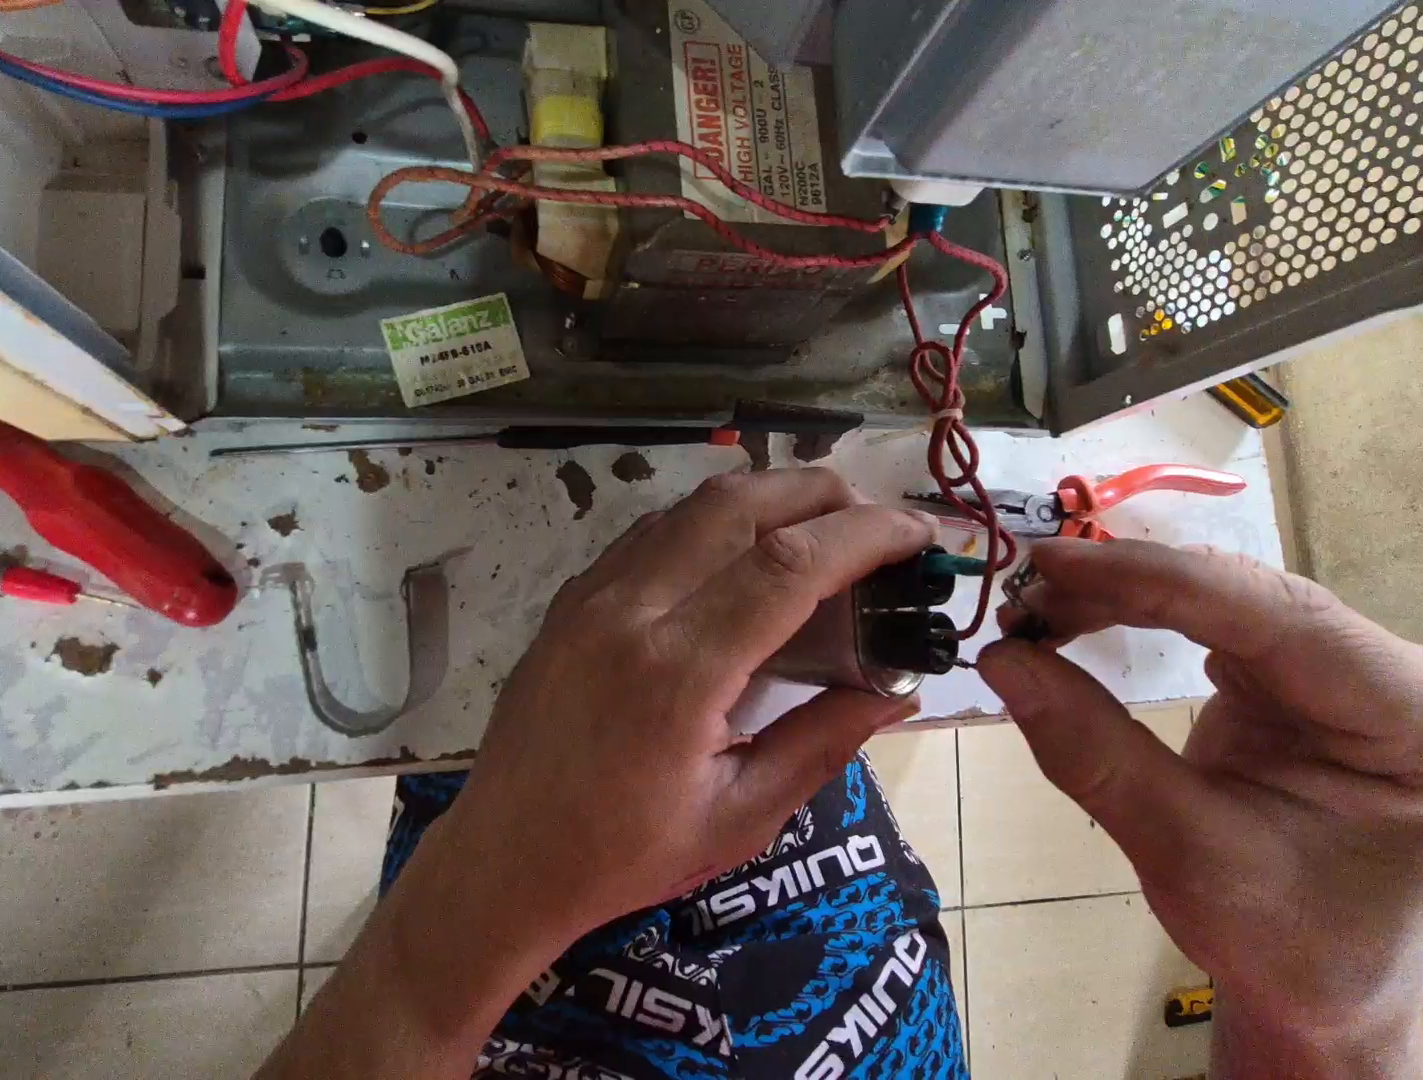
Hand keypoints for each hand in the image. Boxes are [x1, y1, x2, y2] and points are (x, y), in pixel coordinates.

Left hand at [447, 468, 931, 934]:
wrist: (504, 855)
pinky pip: (653, 531)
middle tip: (871, 521)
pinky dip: (713, 522)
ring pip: (691, 507)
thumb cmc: (623, 854)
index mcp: (676, 673)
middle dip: (820, 492)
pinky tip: (740, 553)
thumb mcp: (739, 817)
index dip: (865, 535)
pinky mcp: (572, 596)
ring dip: (766, 498)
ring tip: (818, 528)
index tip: (917, 535)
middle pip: (737, 505)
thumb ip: (822, 743)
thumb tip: (897, 692)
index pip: (787, 566)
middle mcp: (629, 610)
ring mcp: (591, 594)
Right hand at [976, 540, 1422, 1078]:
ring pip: (1231, 601)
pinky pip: (1225, 624)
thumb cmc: (1280, 945)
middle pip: (1252, 600)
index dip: (1152, 578)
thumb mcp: (1181, 853)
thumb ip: (1090, 749)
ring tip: (1039, 612)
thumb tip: (999, 657)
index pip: (1279, 618)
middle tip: (1022, 598)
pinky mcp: (1327, 681)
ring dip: (1126, 598)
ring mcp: (1380, 677)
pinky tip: (1087, 619)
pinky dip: (1145, 617)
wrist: (1328, 995)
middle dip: (1126, 589)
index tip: (1046, 561)